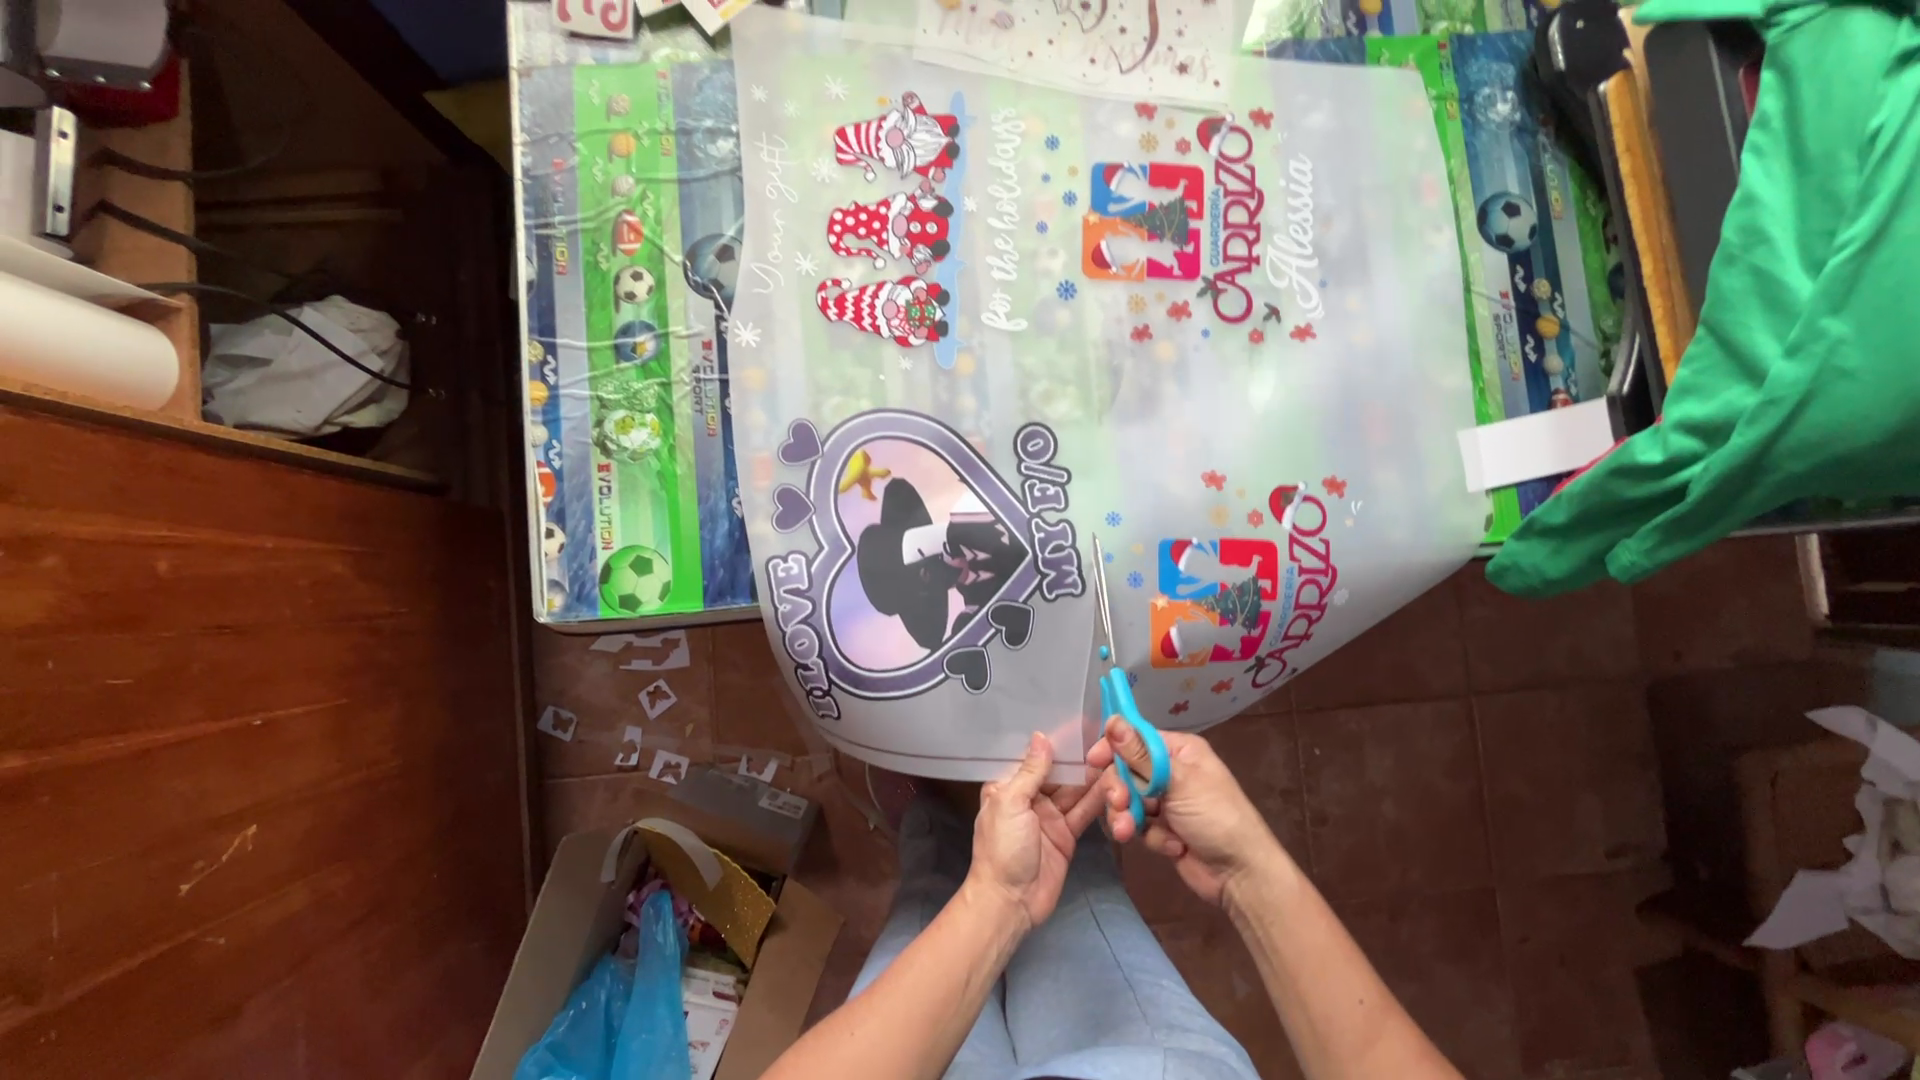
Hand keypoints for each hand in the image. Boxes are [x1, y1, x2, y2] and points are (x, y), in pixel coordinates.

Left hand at [965, 732, 1106, 931]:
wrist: (1010, 901)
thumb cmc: (1002, 847)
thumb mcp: (1011, 803)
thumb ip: (1030, 771)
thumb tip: (1041, 736)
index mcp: (1009, 786)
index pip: (1036, 758)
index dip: (1057, 743)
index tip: (1082, 723)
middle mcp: (1030, 798)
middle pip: (1060, 773)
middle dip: (1081, 760)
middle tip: (1110, 742)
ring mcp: (1050, 817)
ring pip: (1076, 792)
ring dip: (1095, 780)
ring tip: (1119, 761)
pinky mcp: (1067, 836)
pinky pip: (1084, 813)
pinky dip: (1100, 802)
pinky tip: (1117, 788)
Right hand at [1090, 715, 1278, 906]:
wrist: (1240, 875)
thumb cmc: (1215, 817)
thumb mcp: (1177, 782)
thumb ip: (1140, 754)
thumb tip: (1113, 720)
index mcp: (1180, 751)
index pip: (1135, 740)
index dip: (1113, 749)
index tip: (1093, 762)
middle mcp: (1171, 772)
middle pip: (1127, 772)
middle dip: (1119, 791)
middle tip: (1118, 806)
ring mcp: (1167, 802)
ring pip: (1129, 801)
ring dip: (1128, 817)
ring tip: (1129, 833)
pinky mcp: (1164, 829)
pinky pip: (1140, 825)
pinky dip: (1151, 837)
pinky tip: (1172, 847)